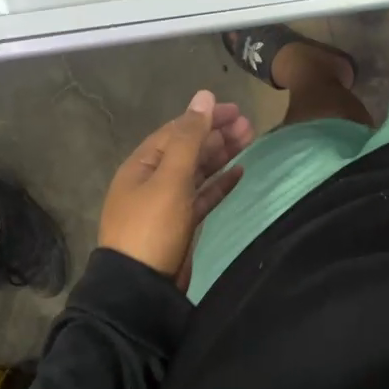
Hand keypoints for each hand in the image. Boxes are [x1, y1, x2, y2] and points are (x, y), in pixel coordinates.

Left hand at [98, 90, 254, 281]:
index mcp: (142, 165)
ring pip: (197, 171)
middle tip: (250, 125)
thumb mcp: (170, 178)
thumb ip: (190, 137)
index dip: (206, 117)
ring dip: (222, 155)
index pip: (177, 130)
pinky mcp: (180, 225)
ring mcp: (165, 204)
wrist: (139, 293)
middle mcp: (152, 180)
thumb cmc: (152, 228)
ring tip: (250, 140)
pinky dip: (219, 184)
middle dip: (218, 134)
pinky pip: (202, 196)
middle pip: (189, 148)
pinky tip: (240, 173)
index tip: (236, 110)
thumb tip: (204, 96)